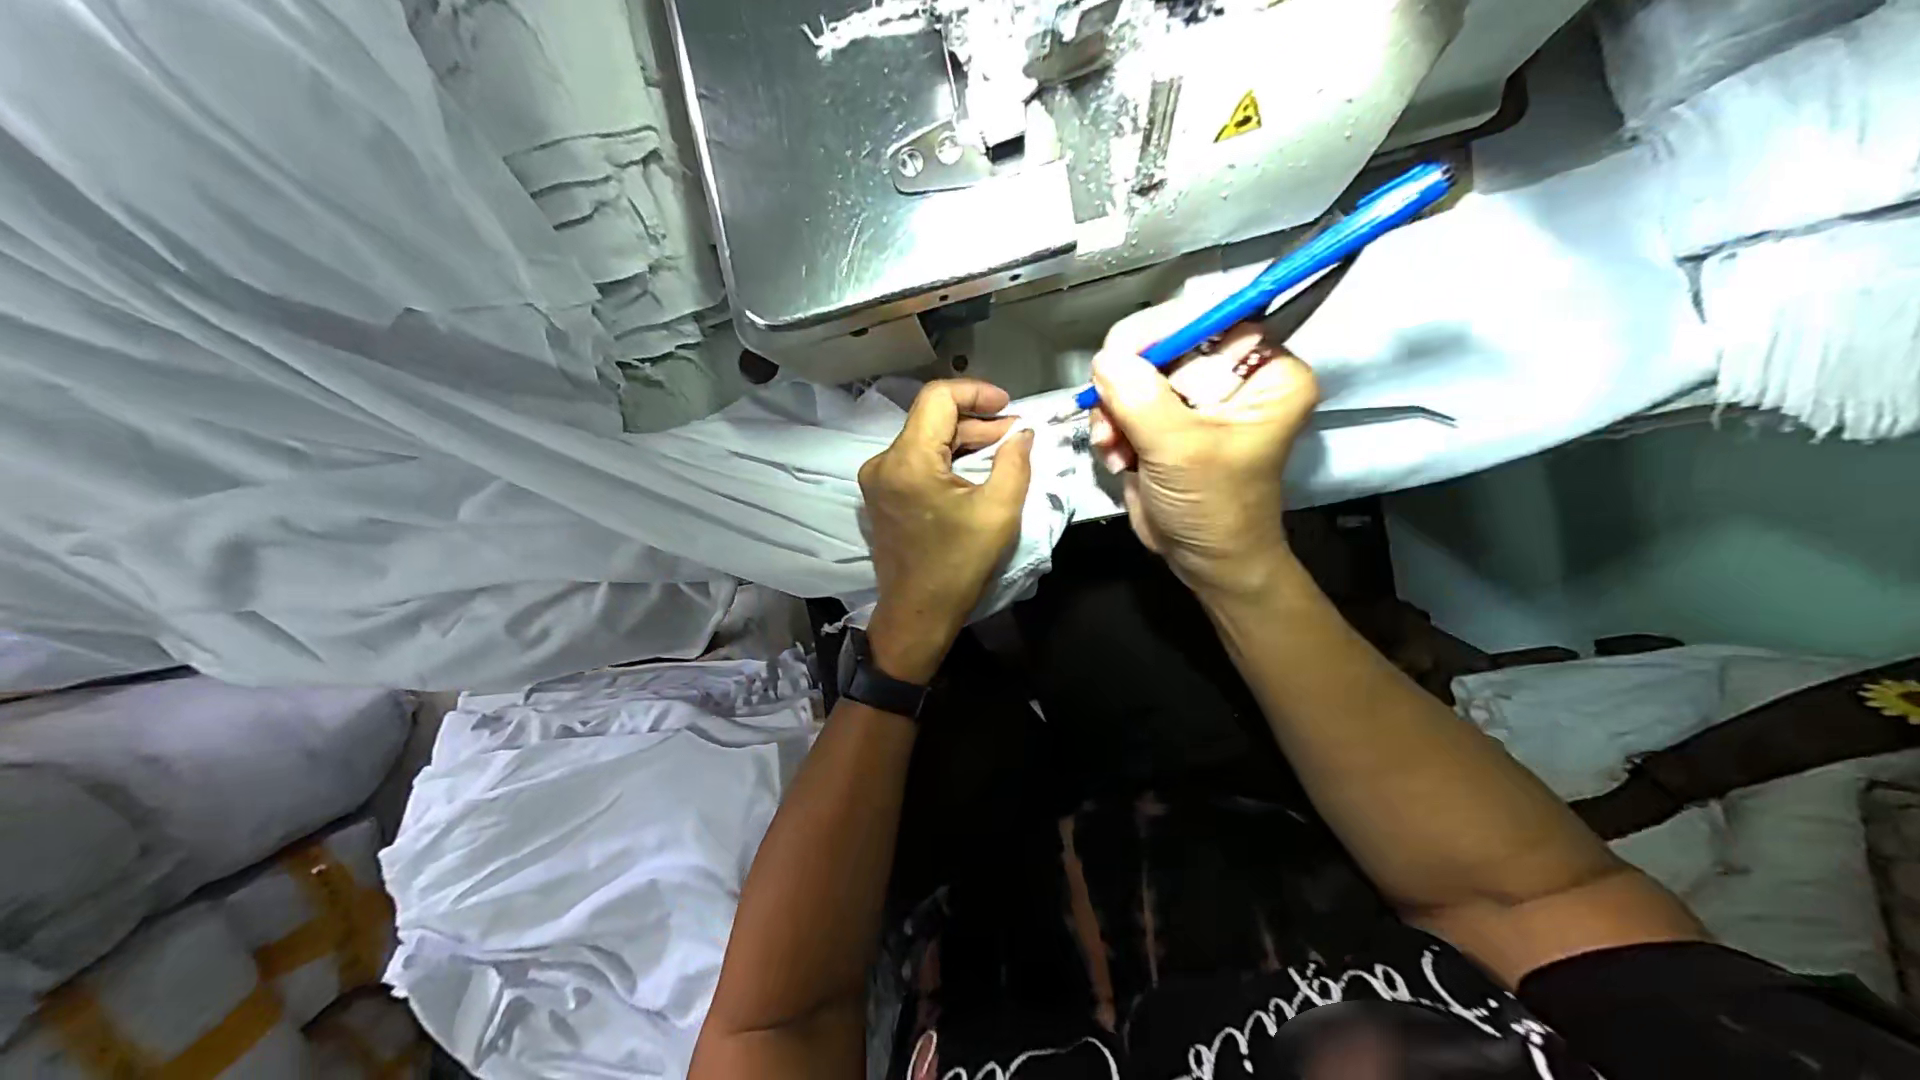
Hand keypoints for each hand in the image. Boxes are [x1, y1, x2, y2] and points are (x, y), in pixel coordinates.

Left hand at [859, 380, 1034, 681]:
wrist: (918, 614)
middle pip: (932, 419)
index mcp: (909, 460)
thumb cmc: (959, 565)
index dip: (976, 392)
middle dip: (976, 422)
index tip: (1008, 406)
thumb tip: (1021, 432)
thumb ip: (1015, 462)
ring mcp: (877, 479)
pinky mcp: (881, 495)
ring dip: (963, 441)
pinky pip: (916, 461)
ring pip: (925, 439)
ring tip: (1002, 452)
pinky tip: (975, 471)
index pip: (938, 397)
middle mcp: (884, 462)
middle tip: (1015, 435)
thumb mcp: (999, 512)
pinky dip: (946, 460)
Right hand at [1088, 302, 1319, 598]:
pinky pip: (1124, 401)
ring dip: (1114, 411)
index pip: (1208, 319)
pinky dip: (1112, 427)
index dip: (1161, 332)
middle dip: (1128, 383)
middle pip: (1164, 345)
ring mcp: (1194, 397)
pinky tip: (1117, 457)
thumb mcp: (1180, 451)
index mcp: (1264, 370)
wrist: (1205, 561)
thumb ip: (1141, 400)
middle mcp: (1232, 374)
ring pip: (1135, 374)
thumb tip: (1104, 359)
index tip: (1119, 356)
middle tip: (1112, 419)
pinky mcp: (1165, 419)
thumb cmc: (1214, 508)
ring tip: (1115, 448)